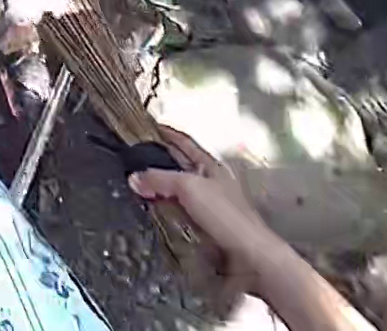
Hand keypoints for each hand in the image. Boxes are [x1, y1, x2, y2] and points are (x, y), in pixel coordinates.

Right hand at [131, 125, 378, 330]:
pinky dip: (168, 215)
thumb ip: (159, 179)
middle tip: (135, 160)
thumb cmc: (226, 215)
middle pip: (180, 167)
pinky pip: (182, 217)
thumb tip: (133, 178)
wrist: (253, 260)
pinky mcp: (209, 232)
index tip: (148, 127)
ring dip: (162, 192)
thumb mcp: (188, 188)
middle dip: (159, 163)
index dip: (167, 133)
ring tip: (139, 189)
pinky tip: (156, 216)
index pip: (185, 142)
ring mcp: (211, 208)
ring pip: (179, 193)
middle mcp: (211, 183)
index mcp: (211, 165)